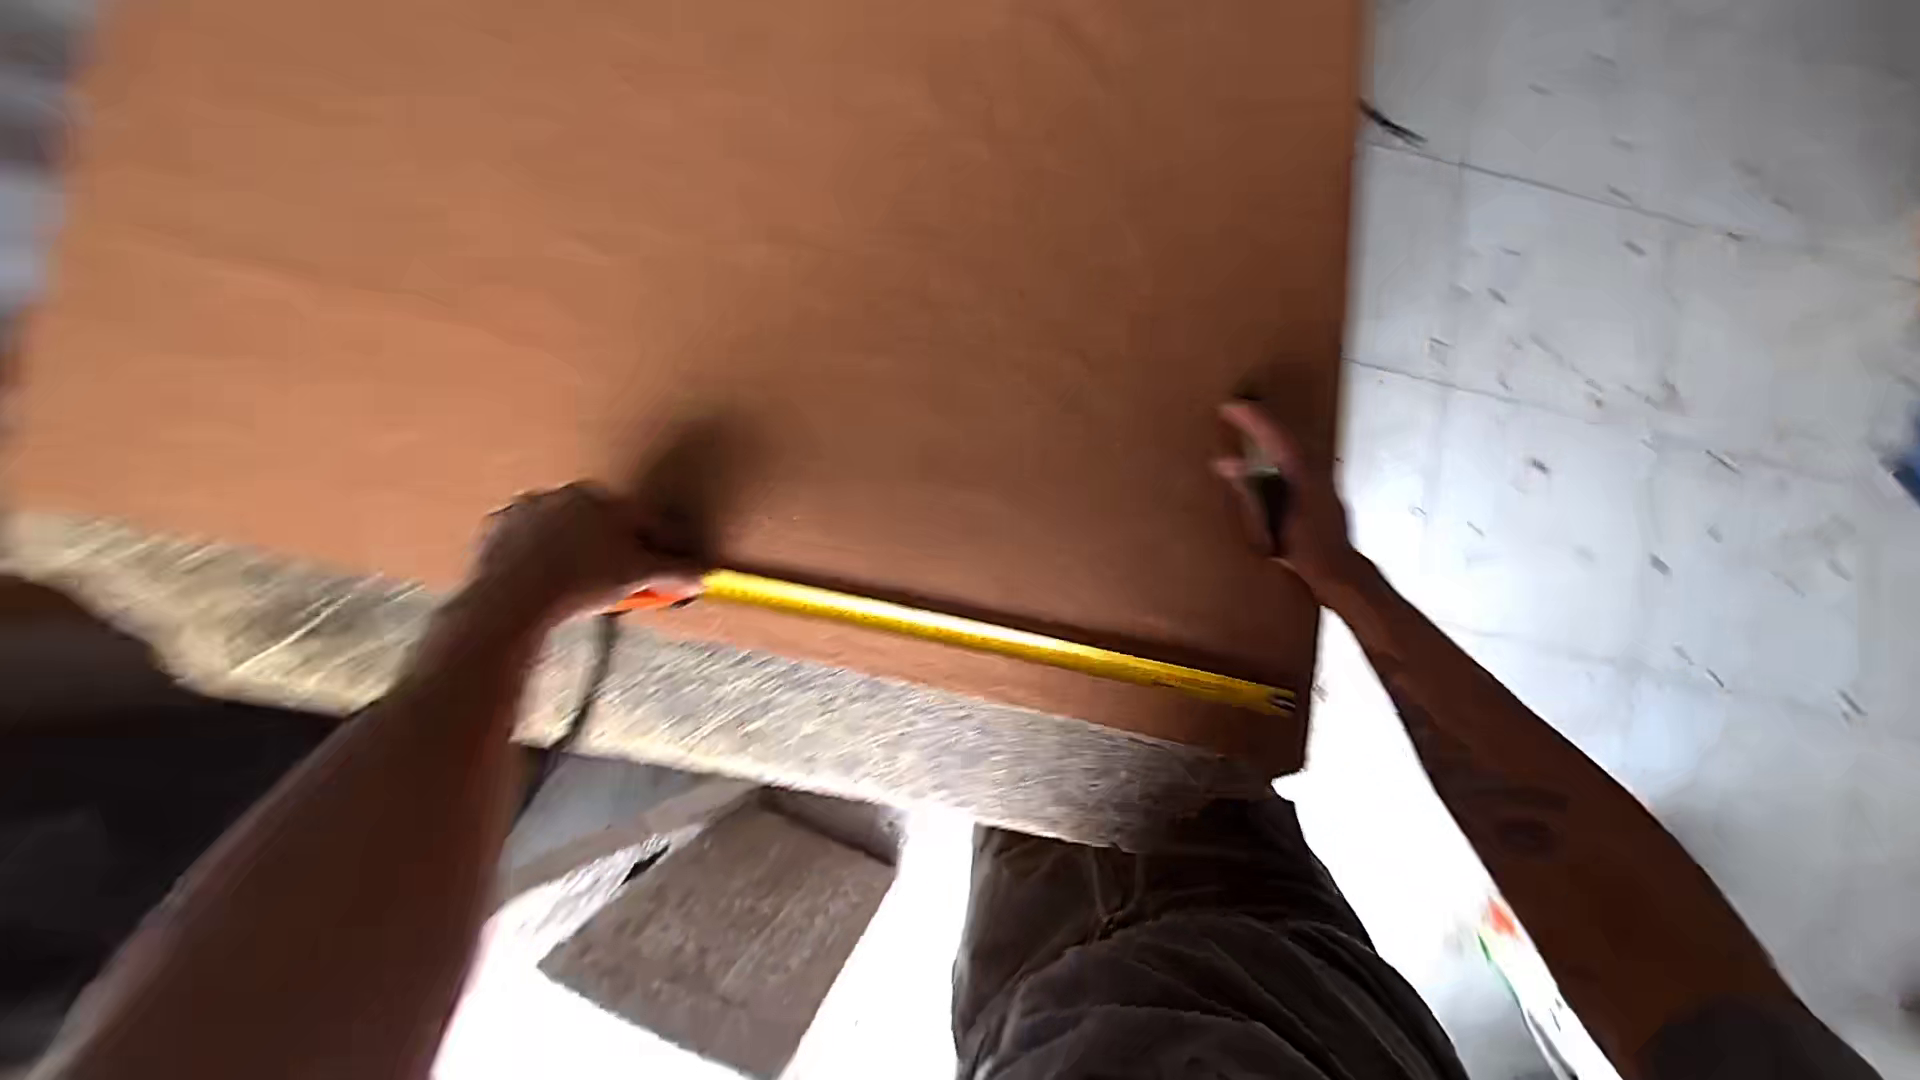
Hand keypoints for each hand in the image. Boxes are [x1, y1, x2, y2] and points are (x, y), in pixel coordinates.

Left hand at [463, 482, 693, 629]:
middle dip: (619, 549)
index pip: (645, 521)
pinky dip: (545, 556)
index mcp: (603, 498)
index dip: (661, 547)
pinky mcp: (499, 529)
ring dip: (582, 551)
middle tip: (626, 581)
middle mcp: (565, 494)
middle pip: (606, 523)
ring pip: (569, 531)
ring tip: (589, 585)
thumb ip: (674, 572)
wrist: (512, 600)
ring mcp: (528, 509)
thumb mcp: (638, 577)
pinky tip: (553, 579)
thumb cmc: (577, 580)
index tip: (666, 567)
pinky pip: (532, 540)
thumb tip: (701, 575)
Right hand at [1214, 401, 1366, 596]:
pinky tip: (1268, 454)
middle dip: (1262, 417)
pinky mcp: (1321, 487)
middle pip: (1288, 432)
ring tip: (1249, 422)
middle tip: (1237, 406)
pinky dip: (1279, 448)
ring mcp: (1322, 478)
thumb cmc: (1302, 552)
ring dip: (1271, 431)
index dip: (1253, 418)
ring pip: (1295, 443)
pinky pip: (1298, 456)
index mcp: (1303, 475)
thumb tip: (1225, 462)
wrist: (1338, 571)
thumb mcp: (1267, 524)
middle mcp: (1317, 469)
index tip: (1231, 406)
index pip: (1276, 436)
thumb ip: (1247, 491)